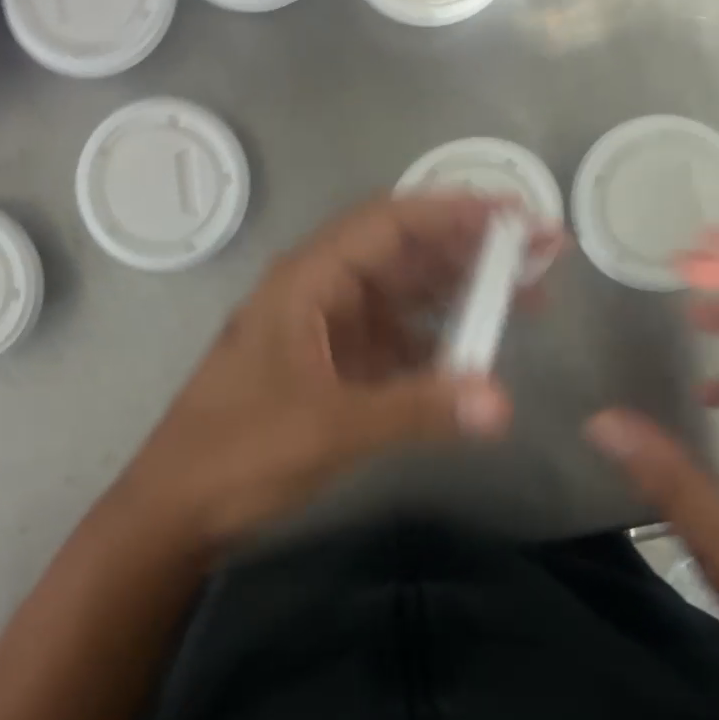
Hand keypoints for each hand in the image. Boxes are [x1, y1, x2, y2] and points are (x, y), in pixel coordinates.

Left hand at [120, 195, 554, 548]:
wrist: (175, 507)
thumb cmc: (239, 453)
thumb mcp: (330, 427)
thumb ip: (417, 410)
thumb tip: (503, 402)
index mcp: (307, 281)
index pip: (391, 223)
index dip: (457, 211)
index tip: (519, 216)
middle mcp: (316, 294)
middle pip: (403, 254)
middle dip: (471, 251)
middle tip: (542, 257)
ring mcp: (321, 333)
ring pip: (400, 298)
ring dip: (457, 296)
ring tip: (524, 302)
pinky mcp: (326, 370)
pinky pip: (391, 343)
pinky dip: (432, 346)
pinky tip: (471, 359)